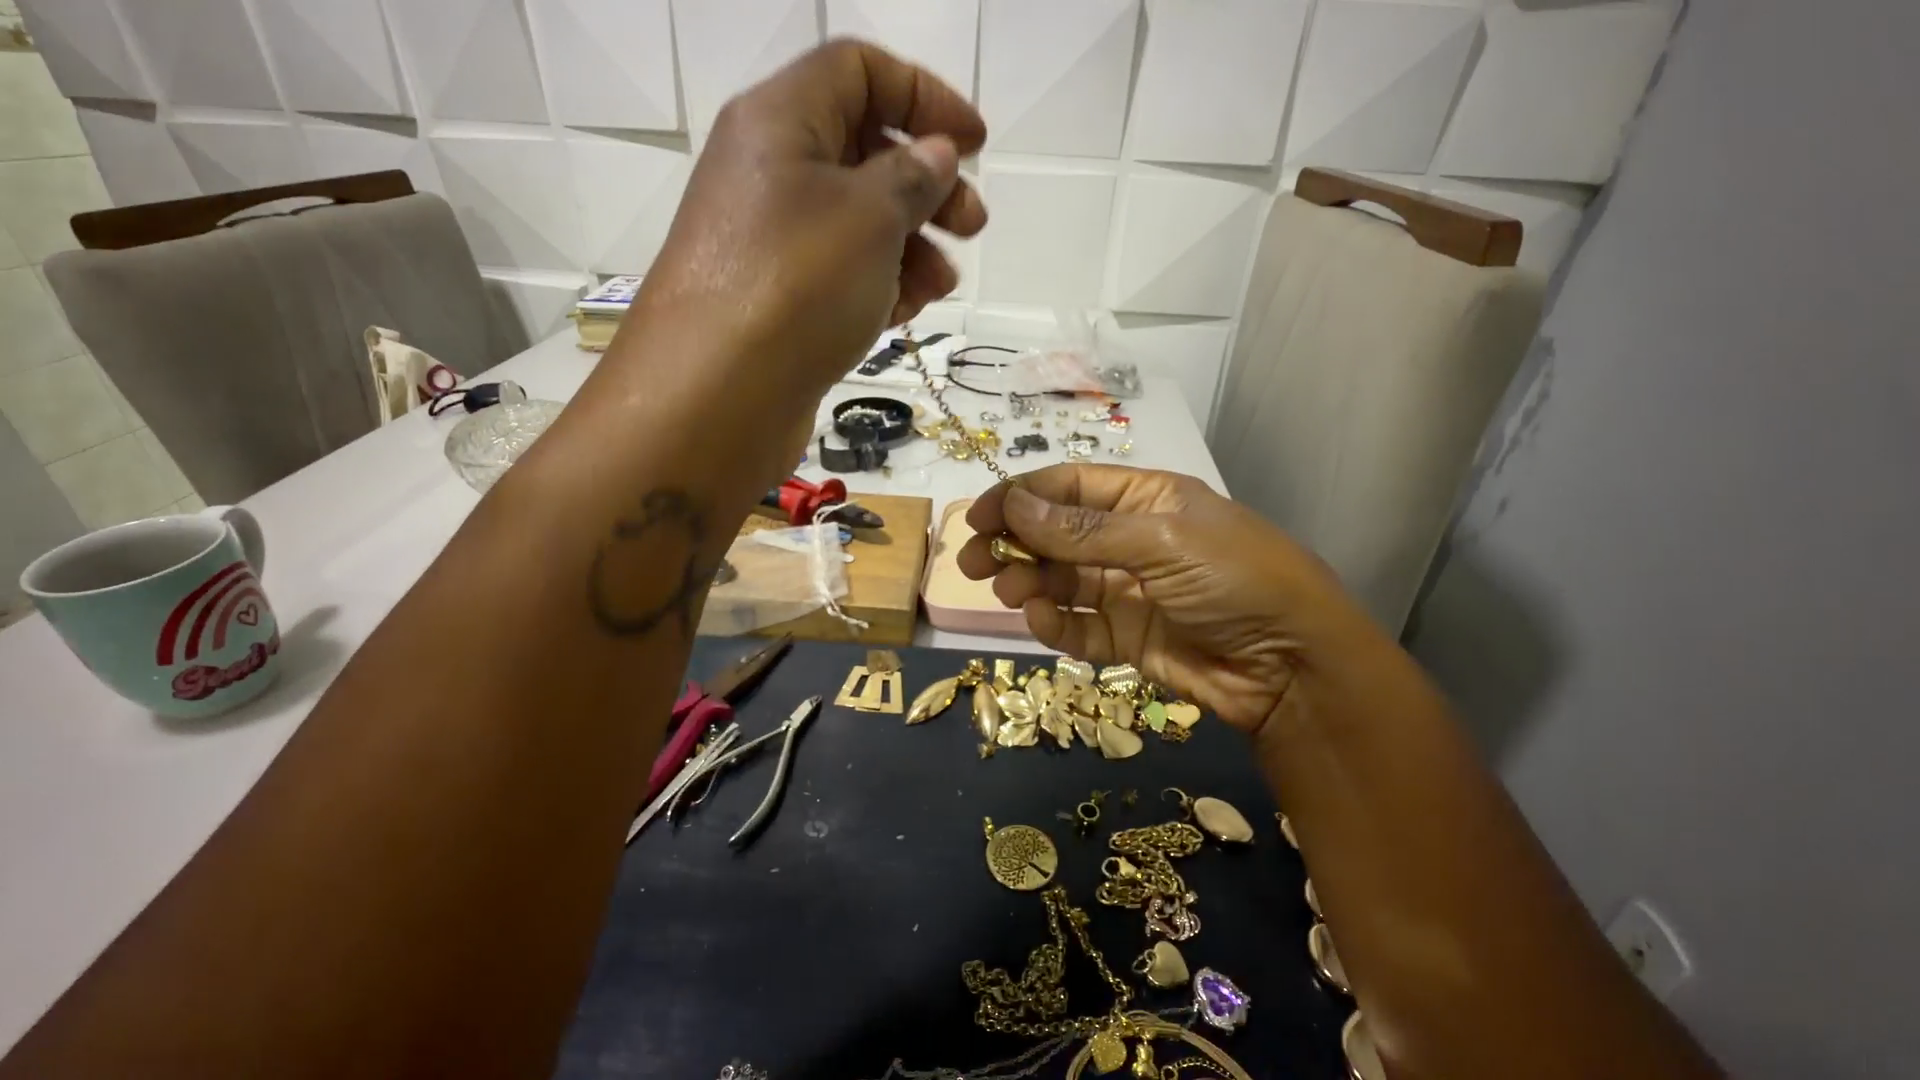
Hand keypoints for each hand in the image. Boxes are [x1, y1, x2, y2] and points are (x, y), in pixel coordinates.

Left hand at [634, 41, 987, 394]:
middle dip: (928, 184)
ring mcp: (769, 237)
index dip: (925, 95)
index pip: (859, 70)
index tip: (976, 144)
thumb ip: (914, 176)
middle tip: (973, 227)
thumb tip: (935, 156)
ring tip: (943, 285)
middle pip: (863, 147)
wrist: (712, 397)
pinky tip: (906, 312)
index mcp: (781, 120)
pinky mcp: (776, 295)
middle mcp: (768, 169)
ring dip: (913, 243)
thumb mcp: (871, 217)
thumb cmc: (796, 285)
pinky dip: (879, 281)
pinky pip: (838, 269)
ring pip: (857, 217)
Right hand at [957, 465, 1386, 736]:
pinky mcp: (1130, 640)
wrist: (1294, 664)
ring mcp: (1130, 592)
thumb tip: (1012, 506)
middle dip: (1013, 545)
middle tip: (970, 563)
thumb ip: (1082, 530)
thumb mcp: (1161, 540)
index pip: (1068, 489)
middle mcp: (1132, 541)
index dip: (1019, 498)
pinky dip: (1054, 625)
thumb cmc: (1236, 579)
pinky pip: (1079, 628)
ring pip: (1061, 583)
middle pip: (1056, 536)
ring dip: (1028, 584)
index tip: (975, 517)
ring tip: (1006, 591)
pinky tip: (1039, 622)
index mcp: (1146, 499)